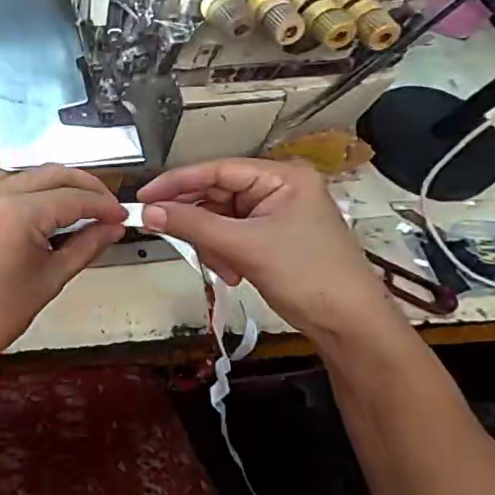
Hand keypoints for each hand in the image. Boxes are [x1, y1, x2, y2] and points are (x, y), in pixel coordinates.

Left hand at [0, 165, 126, 376]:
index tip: (122, 217)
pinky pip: (16, 189)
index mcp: (16, 213)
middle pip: (55, 174)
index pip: (73, 197)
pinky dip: (41, 196)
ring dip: (64, 190)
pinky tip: (58, 217)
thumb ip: (85, 246)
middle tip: (110, 211)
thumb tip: (111, 229)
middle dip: (87, 189)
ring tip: (88, 216)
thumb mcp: (49, 280)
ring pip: (35, 177)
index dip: (103, 206)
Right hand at [138, 158, 392, 334]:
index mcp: (283, 177)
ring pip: (221, 220)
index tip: (145, 196)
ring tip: (225, 268)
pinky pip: (232, 237)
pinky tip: (234, 273)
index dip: (178, 182)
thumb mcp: (245, 246)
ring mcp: (276, 215)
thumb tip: (150, 212)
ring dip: (213, 244)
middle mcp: (279, 190)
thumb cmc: (309, 276)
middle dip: (199, 222)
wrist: (349, 324)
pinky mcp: (272, 239)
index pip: (218, 170)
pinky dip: (225, 254)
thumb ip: (193, 225)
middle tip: (165, 232)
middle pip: (218, 195)